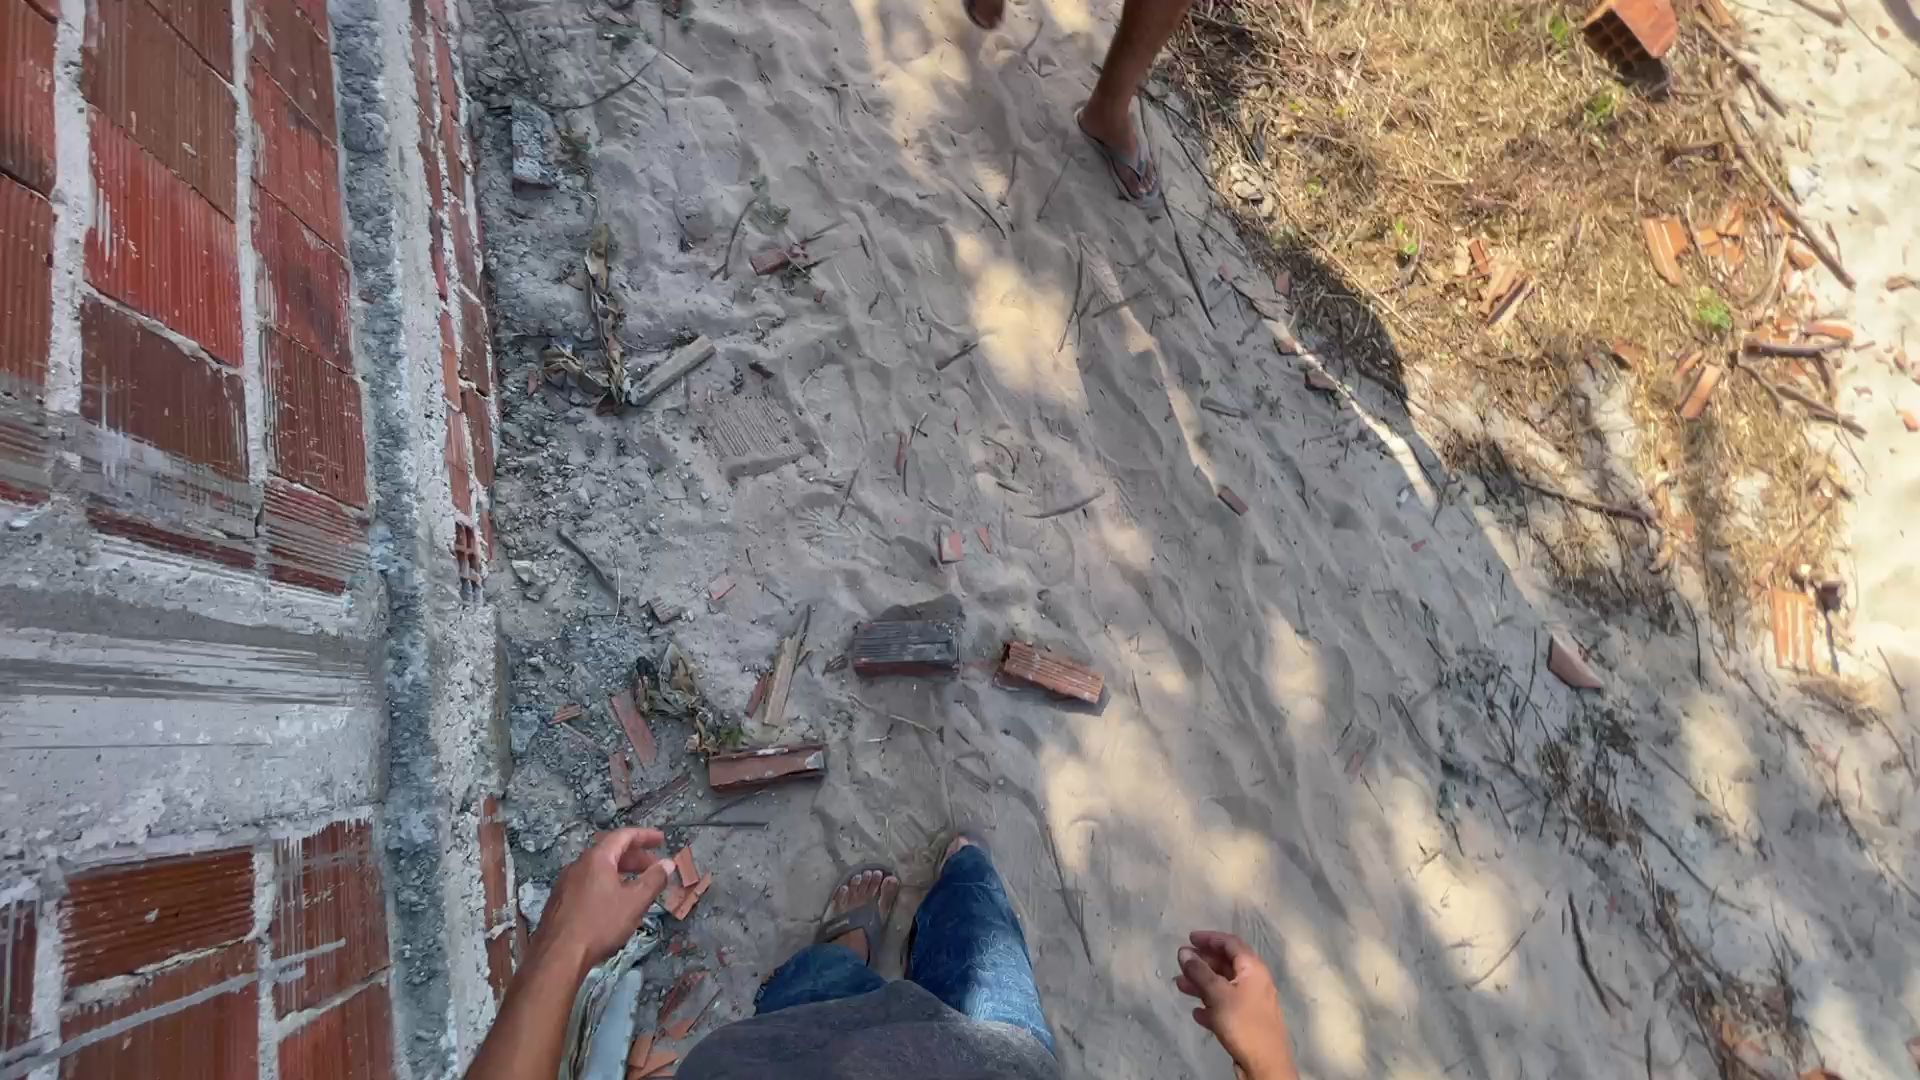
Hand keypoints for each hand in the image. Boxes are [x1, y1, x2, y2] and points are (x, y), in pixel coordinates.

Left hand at [529, 828, 675, 976]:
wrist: (555, 960)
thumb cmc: (599, 924)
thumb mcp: (635, 902)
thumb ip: (654, 880)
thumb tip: (668, 863)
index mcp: (597, 858)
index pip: (623, 836)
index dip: (645, 836)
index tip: (661, 839)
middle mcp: (578, 865)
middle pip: (610, 851)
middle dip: (635, 857)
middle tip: (653, 867)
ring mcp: (564, 884)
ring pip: (598, 869)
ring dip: (620, 872)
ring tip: (636, 886)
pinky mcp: (558, 903)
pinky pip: (587, 883)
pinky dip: (605, 884)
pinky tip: (612, 903)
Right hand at [1174, 931, 1297, 1079]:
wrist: (1267, 1068)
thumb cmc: (1243, 1023)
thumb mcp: (1217, 994)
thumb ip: (1199, 971)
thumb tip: (1183, 951)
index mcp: (1252, 969)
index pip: (1230, 943)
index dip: (1209, 938)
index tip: (1189, 938)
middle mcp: (1254, 982)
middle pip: (1226, 964)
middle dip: (1202, 963)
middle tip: (1182, 963)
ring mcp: (1252, 1003)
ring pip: (1223, 986)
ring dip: (1202, 984)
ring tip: (1180, 986)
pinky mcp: (1248, 1023)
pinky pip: (1226, 1006)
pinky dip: (1211, 1005)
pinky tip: (1197, 1014)